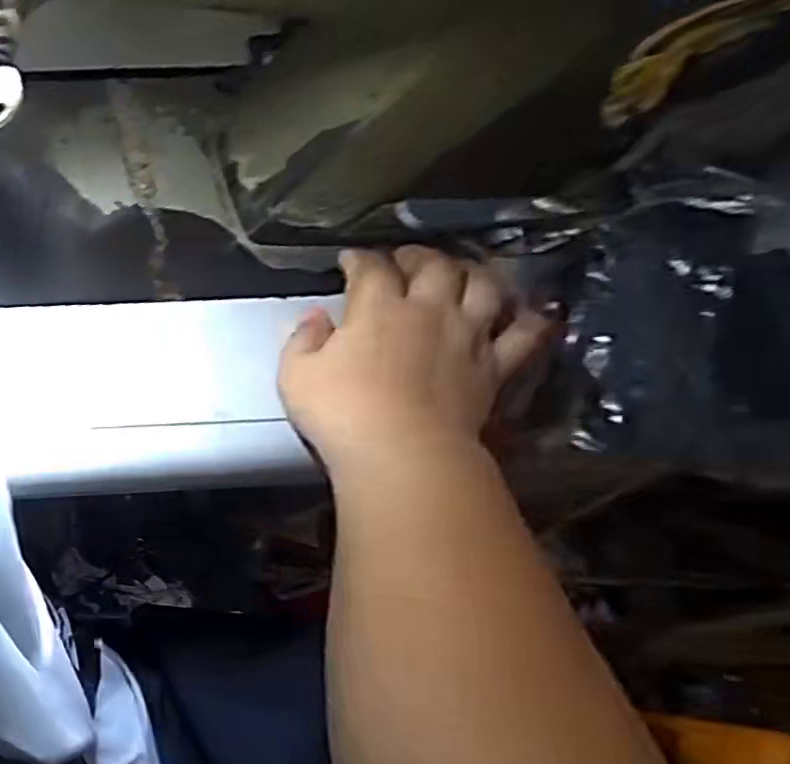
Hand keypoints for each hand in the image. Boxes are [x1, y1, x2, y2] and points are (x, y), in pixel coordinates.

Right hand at [278, 246, 556, 474]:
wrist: (399, 449)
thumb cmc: (338, 411)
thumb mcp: (295, 376)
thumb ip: (302, 341)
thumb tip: (315, 318)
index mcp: (378, 310)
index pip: (371, 271)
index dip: (360, 260)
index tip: (350, 259)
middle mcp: (430, 311)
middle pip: (433, 267)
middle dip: (417, 256)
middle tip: (405, 258)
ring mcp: (469, 335)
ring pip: (485, 286)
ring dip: (473, 272)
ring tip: (461, 271)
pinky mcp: (494, 364)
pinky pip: (523, 332)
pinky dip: (526, 317)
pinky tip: (523, 312)